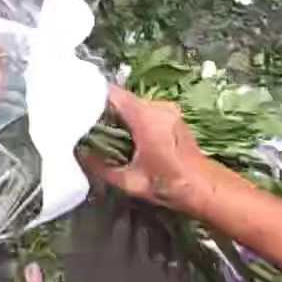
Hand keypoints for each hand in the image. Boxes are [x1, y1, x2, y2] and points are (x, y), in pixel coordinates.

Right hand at [83, 87, 217, 214]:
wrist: (206, 188)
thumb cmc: (169, 185)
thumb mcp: (131, 182)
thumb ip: (102, 168)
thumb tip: (79, 156)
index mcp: (146, 118)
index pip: (112, 93)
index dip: (91, 95)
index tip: (75, 104)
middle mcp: (157, 106)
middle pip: (121, 97)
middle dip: (102, 107)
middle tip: (84, 120)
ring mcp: (167, 107)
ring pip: (132, 102)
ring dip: (118, 112)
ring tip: (101, 127)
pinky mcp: (172, 113)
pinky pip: (144, 108)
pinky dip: (131, 116)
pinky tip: (123, 131)